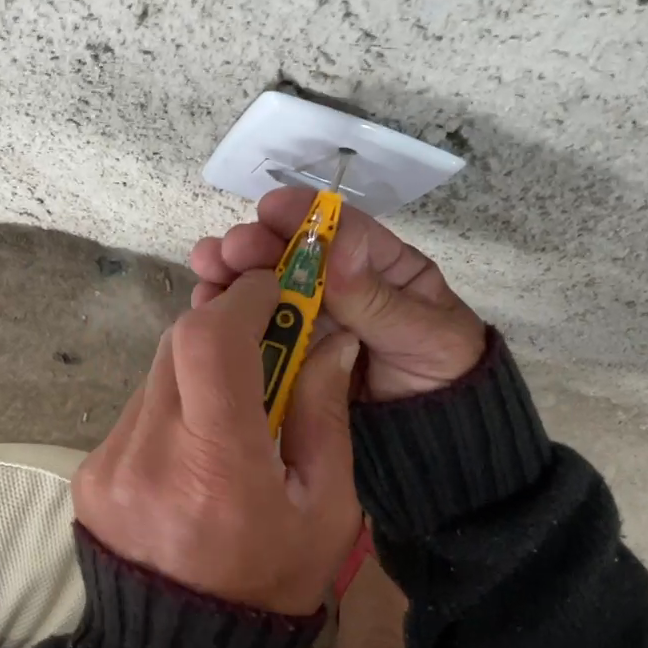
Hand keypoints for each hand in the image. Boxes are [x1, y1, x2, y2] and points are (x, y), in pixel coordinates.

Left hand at [72, 271, 363, 615]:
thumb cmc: (267, 591)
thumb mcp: (326, 513)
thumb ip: (323, 416)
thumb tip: (328, 338)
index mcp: (215, 465)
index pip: (210, 340)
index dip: (244, 300)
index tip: (276, 293)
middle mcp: (148, 452)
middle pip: (178, 343)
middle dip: (226, 329)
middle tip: (266, 345)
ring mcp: (108, 461)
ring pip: (157, 374)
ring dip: (200, 373)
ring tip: (232, 417)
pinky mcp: (89, 472)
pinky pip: (137, 412)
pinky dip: (173, 409)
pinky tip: (195, 453)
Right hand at [188, 187, 488, 401]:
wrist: (433, 438)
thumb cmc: (442, 374)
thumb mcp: (425, 332)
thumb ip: (378, 297)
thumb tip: (338, 246)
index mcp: (378, 267)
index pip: (340, 231)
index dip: (304, 216)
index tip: (270, 210)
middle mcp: (335, 285)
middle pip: (290, 256)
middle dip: (256, 246)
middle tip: (230, 251)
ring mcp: (307, 318)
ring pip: (263, 287)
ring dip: (232, 273)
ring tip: (207, 270)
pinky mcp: (285, 352)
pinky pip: (254, 328)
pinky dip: (226, 314)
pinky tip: (205, 305)